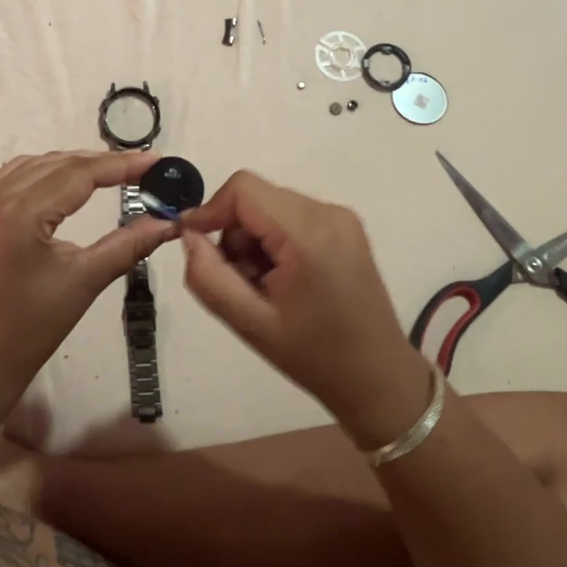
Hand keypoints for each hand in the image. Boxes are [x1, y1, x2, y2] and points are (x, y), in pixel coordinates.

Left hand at [0, 151, 178, 389]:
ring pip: (39, 164)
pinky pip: (18, 174)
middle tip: (144, 168)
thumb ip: (129, 245)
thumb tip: (170, 222)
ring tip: (115, 172)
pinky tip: (71, 181)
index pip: (78, 173)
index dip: (120, 164)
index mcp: (20, 213)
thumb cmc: (33, 325)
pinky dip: (49, 171)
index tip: (156, 162)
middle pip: (59, 164)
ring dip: (76, 164)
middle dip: (103, 163)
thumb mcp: (85, 281)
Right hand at [181, 171, 433, 447]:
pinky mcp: (345, 226)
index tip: (196, 246)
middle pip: (256, 196)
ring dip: (253, 239)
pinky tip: (284, 279)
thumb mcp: (249, 324)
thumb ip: (208, 276)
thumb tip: (189, 235)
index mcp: (308, 233)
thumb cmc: (313, 356)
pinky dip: (274, 239)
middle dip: (235, 233)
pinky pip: (291, 215)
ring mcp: (341, 217)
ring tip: (264, 286)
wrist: (377, 377)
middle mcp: (328, 212)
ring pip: (271, 205)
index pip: (243, 189)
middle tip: (239, 281)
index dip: (211, 211)